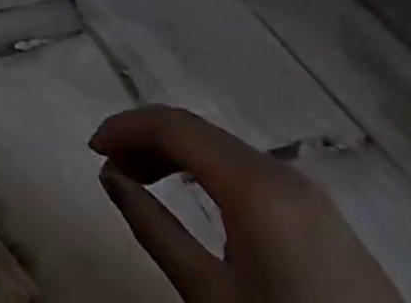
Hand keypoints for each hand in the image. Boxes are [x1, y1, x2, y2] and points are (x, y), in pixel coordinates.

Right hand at [91, 106, 403, 302]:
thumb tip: (110, 177)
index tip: (92, 148)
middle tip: (108, 166)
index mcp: (254, 184)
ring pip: (220, 147)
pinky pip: (245, 168)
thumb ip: (154, 228)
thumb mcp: (210, 295)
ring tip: (138, 178)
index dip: (125, 125)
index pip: (173, 125)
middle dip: (144, 138)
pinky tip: (187, 190)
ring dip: (172, 152)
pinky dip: (204, 168)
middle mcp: (280, 172)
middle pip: (196, 130)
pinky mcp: (319, 213)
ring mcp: (306, 191)